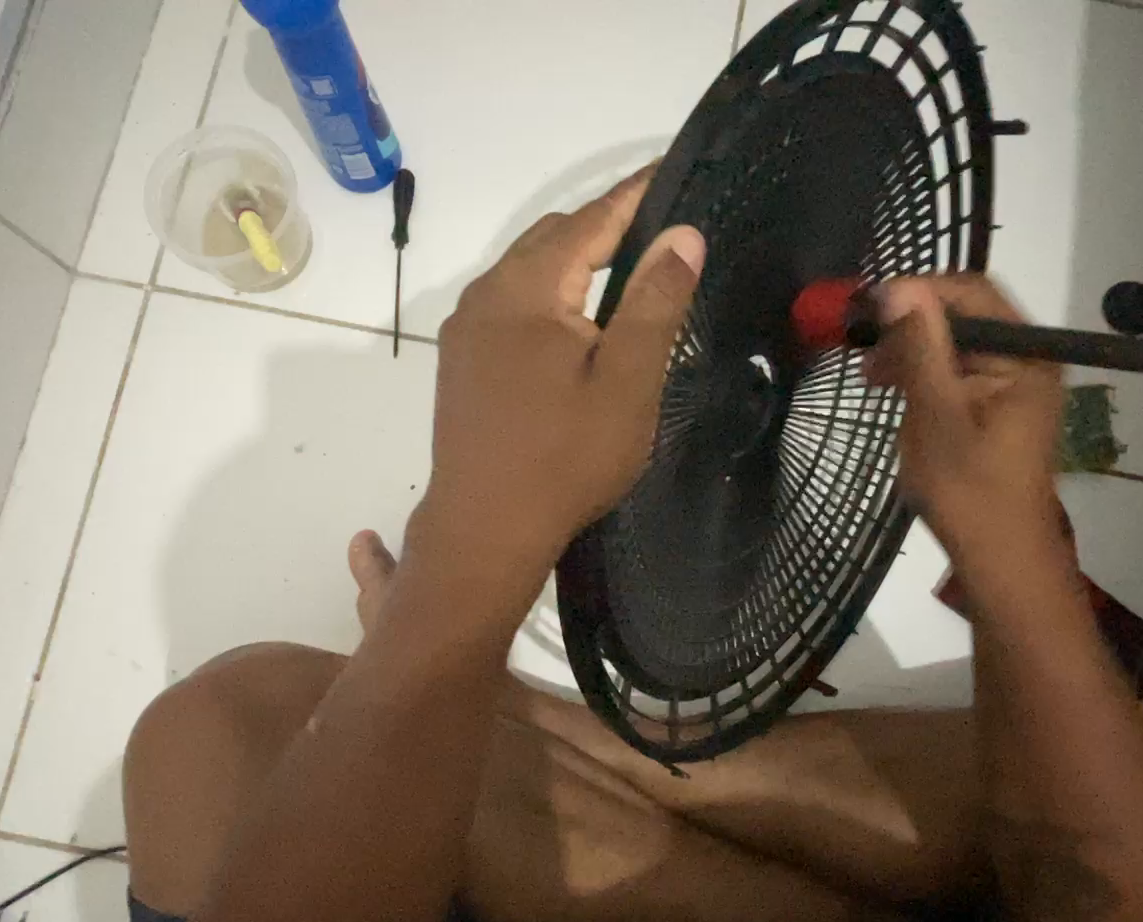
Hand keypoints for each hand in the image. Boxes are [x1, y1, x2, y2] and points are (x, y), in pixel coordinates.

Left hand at [420, 168, 705, 566]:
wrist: (484, 530)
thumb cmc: (563, 460)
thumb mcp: (625, 383)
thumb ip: (653, 304)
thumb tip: (682, 234)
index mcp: (525, 290)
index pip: (589, 221)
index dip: (633, 195)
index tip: (670, 171)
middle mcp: (484, 297)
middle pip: (550, 241)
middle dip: (602, 228)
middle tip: (656, 233)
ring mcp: (464, 334)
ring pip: (525, 276)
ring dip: (571, 266)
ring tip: (622, 275)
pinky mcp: (460, 367)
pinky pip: (508, 310)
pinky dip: (546, 300)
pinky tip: (571, 328)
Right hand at [864, 275, 1062, 561]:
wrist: (998, 554)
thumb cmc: (967, 491)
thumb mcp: (936, 416)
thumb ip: (920, 349)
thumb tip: (896, 288)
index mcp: (1024, 355)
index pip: (969, 293)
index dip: (914, 291)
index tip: (862, 311)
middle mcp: (1027, 358)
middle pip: (963, 314)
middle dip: (908, 324)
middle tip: (860, 348)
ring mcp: (1014, 383)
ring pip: (955, 343)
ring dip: (910, 350)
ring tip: (870, 375)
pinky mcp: (998, 405)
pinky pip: (956, 371)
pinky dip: (922, 373)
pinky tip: (894, 390)